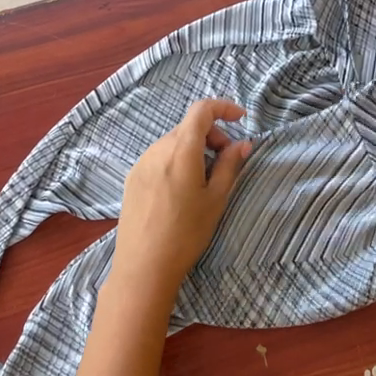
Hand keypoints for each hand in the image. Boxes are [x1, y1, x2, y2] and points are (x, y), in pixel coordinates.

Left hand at [113, 99, 252, 288]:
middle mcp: (158, 148)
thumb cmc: (186, 233)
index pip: (201, 110)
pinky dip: (177, 161)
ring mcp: (141, 162)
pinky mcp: (132, 178)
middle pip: (188, 127)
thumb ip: (231, 165)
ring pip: (174, 142)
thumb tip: (243, 143)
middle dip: (212, 136)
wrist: (144, 267)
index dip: (223, 107)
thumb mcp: (216, 199)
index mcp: (181, 149)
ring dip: (194, 149)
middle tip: (227, 162)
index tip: (241, 119)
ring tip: (204, 181)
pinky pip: (159, 157)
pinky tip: (181, 191)